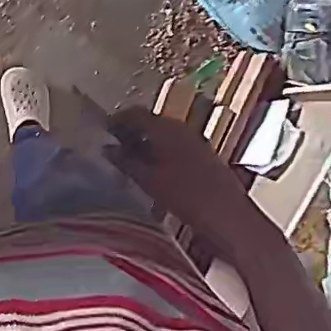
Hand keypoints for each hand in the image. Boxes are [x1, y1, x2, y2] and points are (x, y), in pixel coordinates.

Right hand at [105, 107, 257, 230]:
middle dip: (130, 132)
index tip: (102, 131)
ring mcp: (195, 141)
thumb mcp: (148, 179)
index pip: (135, 114)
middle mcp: (182, 129)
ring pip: (163, 135)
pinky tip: (151, 172)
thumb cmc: (184, 195)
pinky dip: (159, 153)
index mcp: (166, 128)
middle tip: (112, 148)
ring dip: (145, 144)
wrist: (228, 216)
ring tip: (128, 163)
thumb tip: (107, 148)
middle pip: (150, 122)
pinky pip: (175, 146)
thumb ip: (125, 160)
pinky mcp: (203, 156)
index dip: (117, 120)